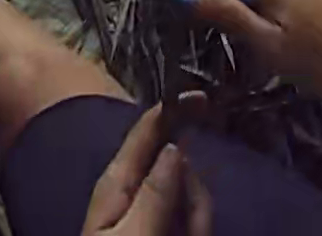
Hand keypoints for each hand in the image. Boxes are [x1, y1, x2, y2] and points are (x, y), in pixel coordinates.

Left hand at [82, 102, 212, 235]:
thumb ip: (155, 194)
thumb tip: (174, 145)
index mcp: (117, 180)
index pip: (147, 128)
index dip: (175, 106)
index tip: (204, 97)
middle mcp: (132, 188)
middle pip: (177, 162)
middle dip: (195, 192)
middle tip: (197, 229)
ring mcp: (145, 210)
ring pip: (188, 191)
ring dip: (197, 216)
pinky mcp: (156, 229)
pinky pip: (187, 216)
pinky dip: (195, 230)